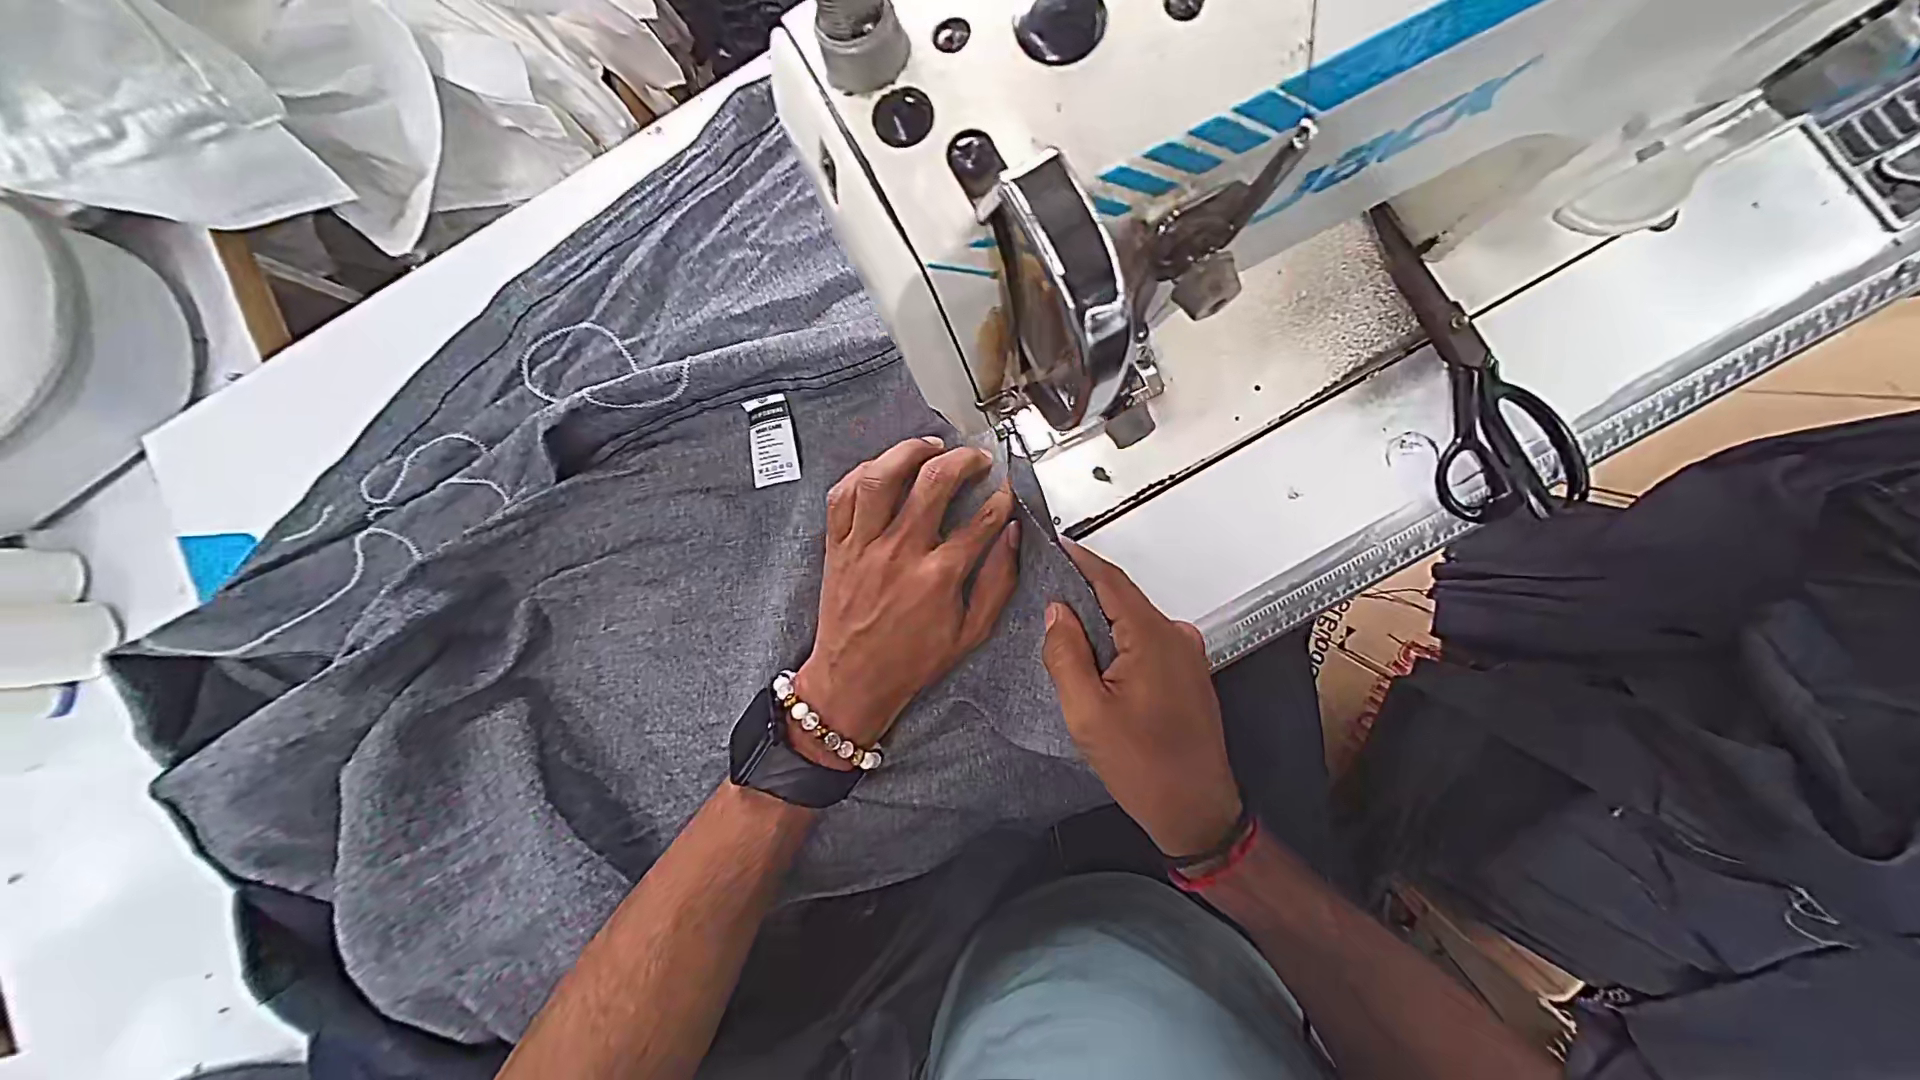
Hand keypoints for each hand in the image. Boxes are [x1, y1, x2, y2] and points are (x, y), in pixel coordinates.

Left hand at [793, 436, 1020, 767]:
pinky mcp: (837, 546)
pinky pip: (842, 495)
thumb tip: (1011, 537)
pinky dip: (862, 472)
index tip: (1005, 490)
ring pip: (881, 478)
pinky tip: (883, 467)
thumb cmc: (910, 661)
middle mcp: (899, 555)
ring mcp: (863, 547)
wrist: (852, 680)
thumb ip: (998, 583)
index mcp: (937, 578)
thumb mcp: (971, 633)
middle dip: (963, 461)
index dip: (1000, 498)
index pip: (979, 521)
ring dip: (909, 452)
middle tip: (975, 459)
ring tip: (930, 446)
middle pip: (933, 484)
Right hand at [1041, 540, 1242, 856]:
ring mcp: (1187, 655)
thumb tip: (1057, 614)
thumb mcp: (1087, 712)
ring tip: (1068, 628)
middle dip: (1086, 590)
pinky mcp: (1188, 672)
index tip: (1060, 545)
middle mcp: (1177, 639)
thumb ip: (1066, 654)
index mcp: (1153, 639)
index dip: (1081, 560)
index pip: (1111, 581)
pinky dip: (1120, 638)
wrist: (1195, 809)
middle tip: (1052, 589)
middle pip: (1123, 598)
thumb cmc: (1148, 768)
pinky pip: (1148, 639)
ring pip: (1135, 620)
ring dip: (1102, 618)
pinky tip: (1100, 657)